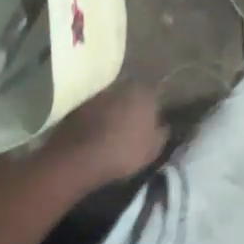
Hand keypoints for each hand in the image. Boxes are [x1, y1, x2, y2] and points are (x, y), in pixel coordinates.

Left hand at [46, 82, 169, 184]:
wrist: (80, 157)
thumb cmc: (123, 151)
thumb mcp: (152, 150)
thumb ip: (162, 134)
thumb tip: (164, 126)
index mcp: (145, 92)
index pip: (155, 95)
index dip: (154, 110)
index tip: (152, 123)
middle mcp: (123, 86)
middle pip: (132, 95)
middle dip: (133, 108)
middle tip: (133, 127)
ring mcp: (99, 94)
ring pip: (113, 101)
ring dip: (114, 112)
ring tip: (113, 132)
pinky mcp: (79, 105)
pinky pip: (95, 111)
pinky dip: (97, 119)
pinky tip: (96, 135)